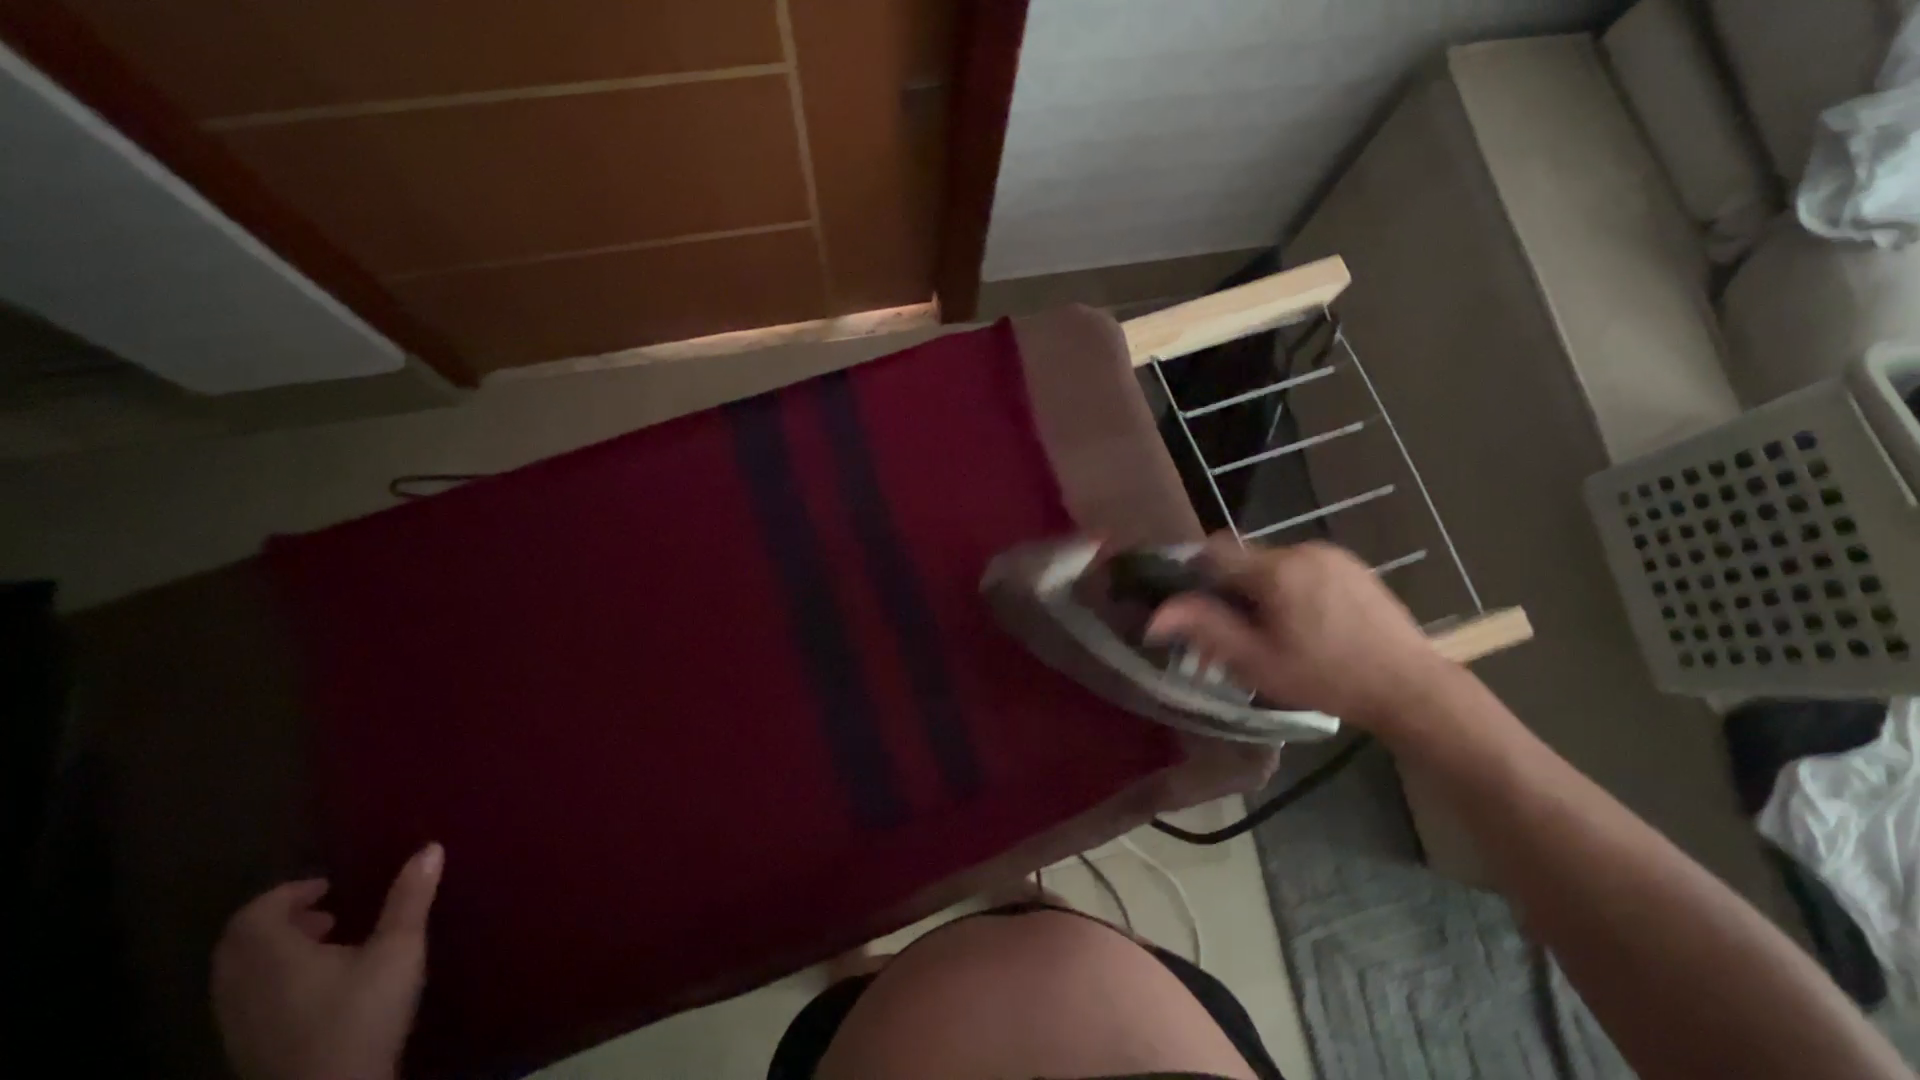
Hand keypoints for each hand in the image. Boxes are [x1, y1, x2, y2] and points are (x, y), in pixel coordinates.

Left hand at [212, 843, 444, 1079]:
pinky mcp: (244, 1051)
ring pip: (239, 974)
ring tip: (323, 952)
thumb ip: (409, 900)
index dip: (290, 892)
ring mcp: (237, 1022)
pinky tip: (314, 993)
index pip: (257, 911)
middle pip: (240, 941)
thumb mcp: (397, 951)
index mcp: (270, 954)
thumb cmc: (361, 1017)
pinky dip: (270, 983)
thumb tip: (430, 847)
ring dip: (273, 952)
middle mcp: (240, 984)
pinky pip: (244, 1001)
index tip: (328, 888)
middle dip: (279, 921)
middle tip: (323, 916)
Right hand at [1146, 539, 1450, 730]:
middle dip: (1233, 591)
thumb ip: (1205, 629)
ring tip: (1276, 636)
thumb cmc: (1326, 677)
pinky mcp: (1354, 568)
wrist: (1409, 687)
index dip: (1194, 576)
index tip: (1192, 608)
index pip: (1213, 552)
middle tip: (1236, 636)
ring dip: (1263, 591)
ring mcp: (1333, 556)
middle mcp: (1303, 549)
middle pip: (1245, 560)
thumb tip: (1155, 614)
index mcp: (1276, 569)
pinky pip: (1305, 570)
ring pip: (1276, 565)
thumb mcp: (1257, 662)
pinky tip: (1308, 627)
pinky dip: (1293, 590)